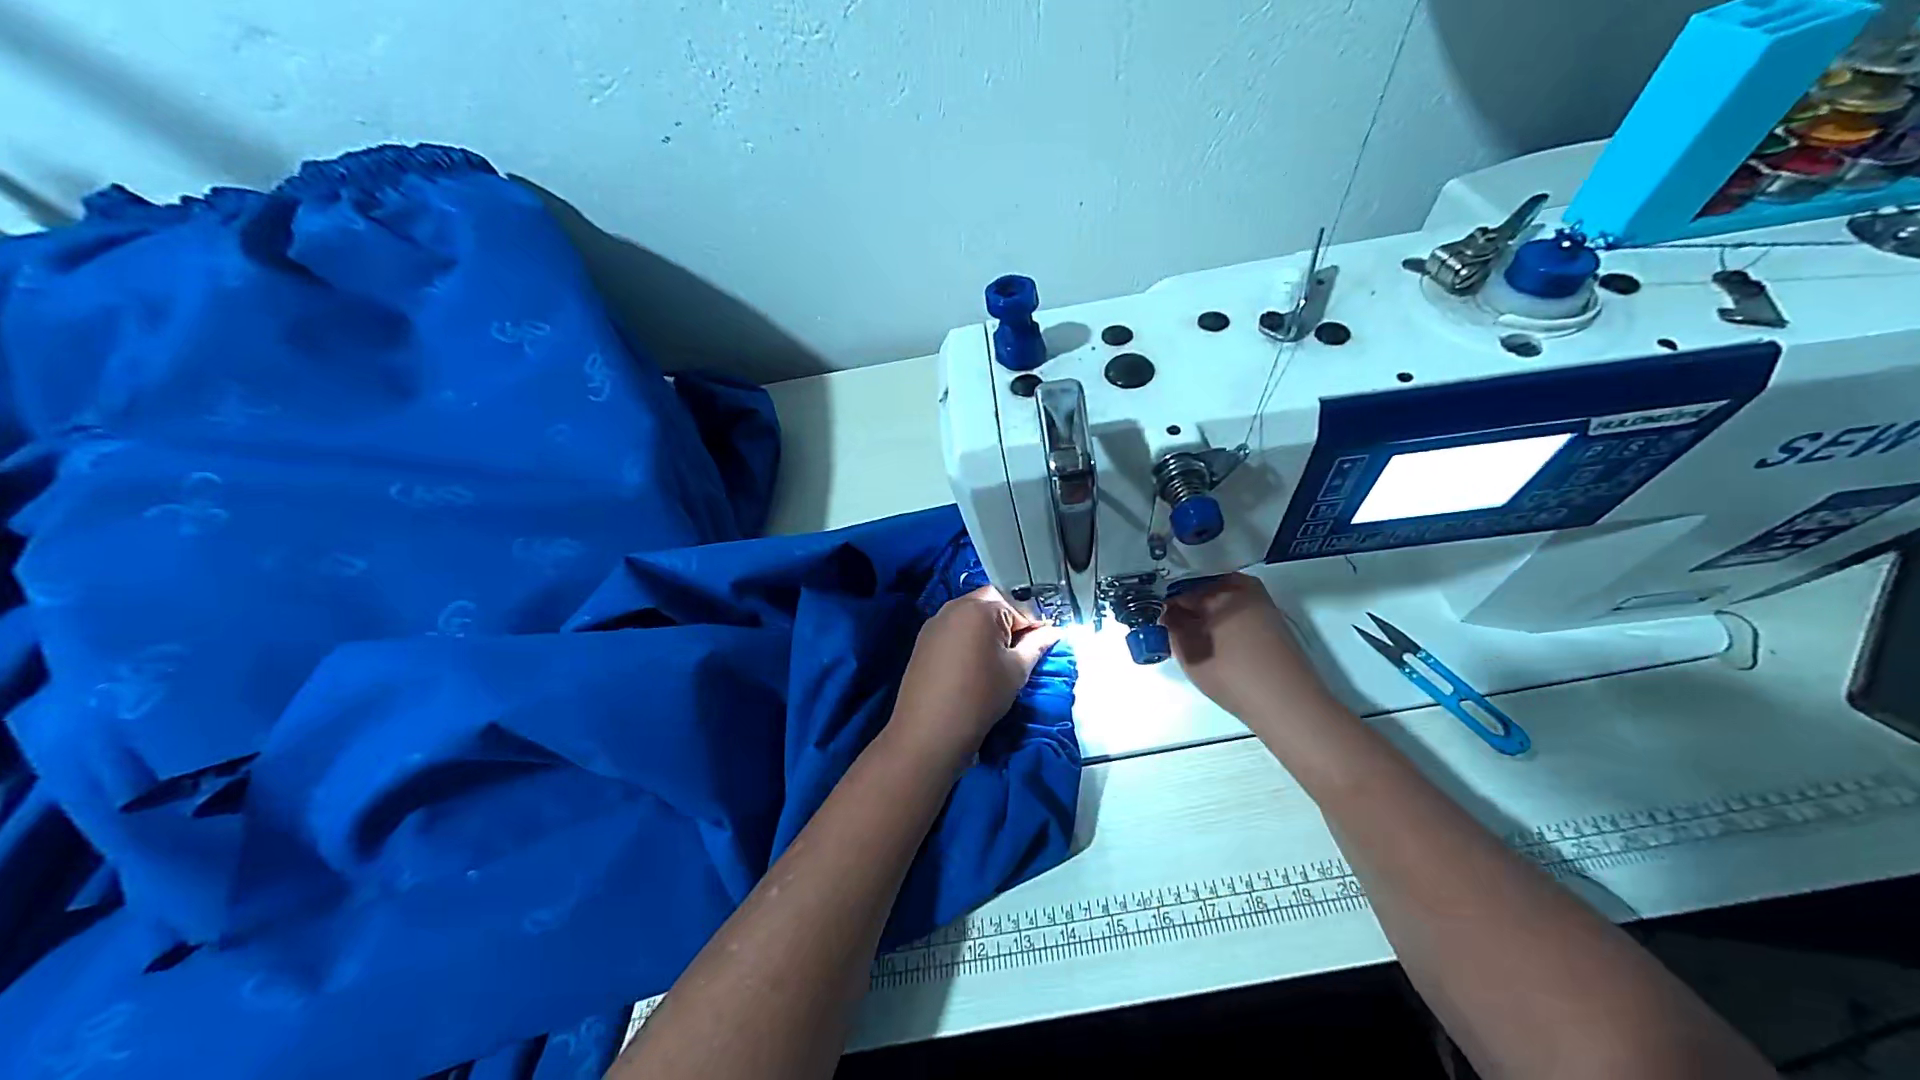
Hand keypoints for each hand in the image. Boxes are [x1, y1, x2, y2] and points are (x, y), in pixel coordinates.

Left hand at [889, 586, 1060, 761]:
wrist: (929, 730)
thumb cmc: (980, 696)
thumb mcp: (1016, 671)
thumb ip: (1037, 645)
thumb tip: (1054, 632)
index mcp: (980, 608)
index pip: (1017, 604)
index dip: (1033, 623)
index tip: (1041, 644)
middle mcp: (954, 606)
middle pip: (991, 602)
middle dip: (1009, 619)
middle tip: (1018, 650)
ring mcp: (935, 622)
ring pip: (970, 614)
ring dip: (987, 627)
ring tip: (995, 659)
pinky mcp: (923, 640)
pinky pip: (953, 628)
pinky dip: (967, 637)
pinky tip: (971, 664)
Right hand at [1161, 574, 1331, 721]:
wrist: (1287, 703)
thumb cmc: (1233, 678)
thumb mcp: (1191, 655)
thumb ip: (1173, 628)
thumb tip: (1166, 614)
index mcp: (1221, 592)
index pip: (1180, 590)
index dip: (1164, 604)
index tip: (1155, 618)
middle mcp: (1243, 588)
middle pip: (1203, 587)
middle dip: (1186, 603)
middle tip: (1172, 626)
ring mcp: (1261, 602)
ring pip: (1222, 596)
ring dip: (1205, 609)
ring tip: (1193, 634)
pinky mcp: (1272, 618)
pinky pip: (1238, 607)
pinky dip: (1223, 616)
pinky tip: (1216, 638)